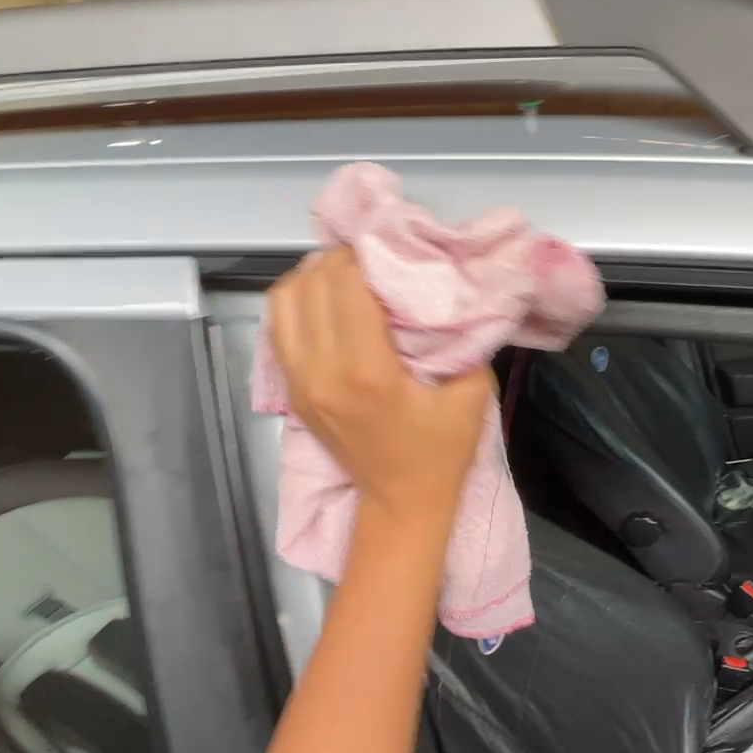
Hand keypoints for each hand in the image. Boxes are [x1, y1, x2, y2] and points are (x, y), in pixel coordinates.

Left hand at [267, 250, 494, 525]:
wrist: (401, 504)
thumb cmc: (441, 453)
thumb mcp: (472, 394)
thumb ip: (463, 340)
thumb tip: (450, 294)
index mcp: (365, 371)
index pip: (345, 284)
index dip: (365, 255)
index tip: (391, 248)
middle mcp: (320, 372)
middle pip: (310, 284)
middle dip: (341, 260)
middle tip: (374, 258)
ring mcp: (298, 383)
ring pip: (284, 301)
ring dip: (314, 278)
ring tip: (348, 277)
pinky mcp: (292, 391)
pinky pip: (279, 327)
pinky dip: (300, 303)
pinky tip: (329, 304)